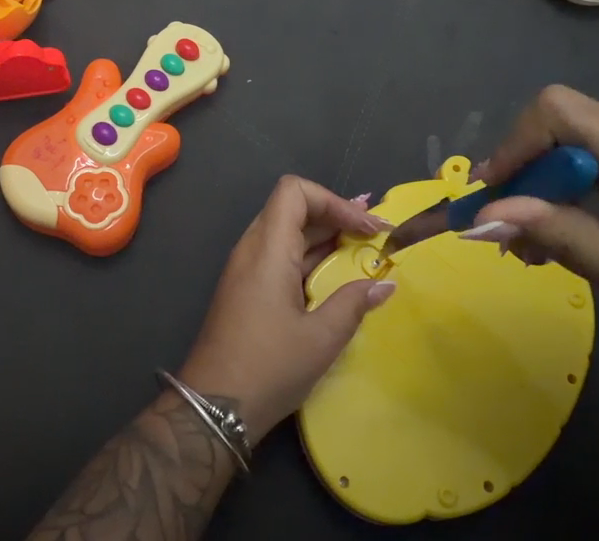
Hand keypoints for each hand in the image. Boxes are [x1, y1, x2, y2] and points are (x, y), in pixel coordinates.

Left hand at [178, 176, 395, 442]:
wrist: (214, 406)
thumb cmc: (269, 366)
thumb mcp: (321, 338)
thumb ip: (354, 303)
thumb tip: (385, 283)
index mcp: (267, 249)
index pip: (295, 191)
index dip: (334, 200)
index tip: (367, 228)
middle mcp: (253, 249)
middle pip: (292, 208)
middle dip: (336, 214)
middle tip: (376, 232)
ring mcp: (246, 269)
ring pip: (287, 233)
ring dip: (325, 236)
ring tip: (364, 247)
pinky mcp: (247, 289)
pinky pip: (281, 256)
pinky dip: (311, 257)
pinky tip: (336, 275)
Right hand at [468, 86, 598, 409]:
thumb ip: (565, 239)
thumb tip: (484, 216)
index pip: (561, 111)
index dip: (514, 145)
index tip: (492, 199)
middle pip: (573, 123)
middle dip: (529, 172)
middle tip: (509, 236)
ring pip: (596, 139)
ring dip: (558, 182)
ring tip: (541, 245)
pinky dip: (592, 183)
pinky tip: (588, 230)